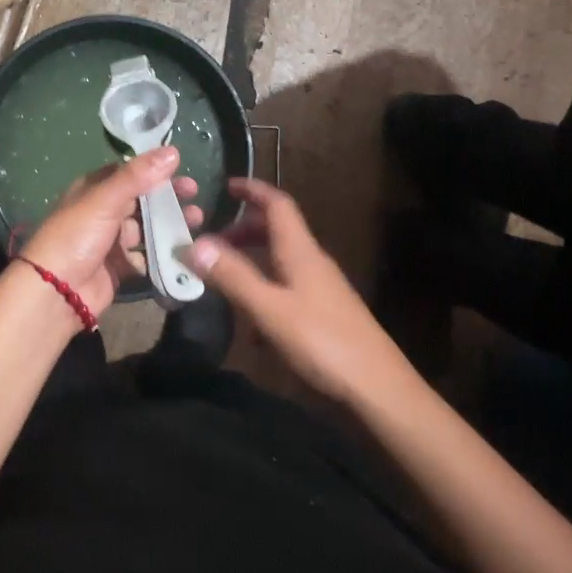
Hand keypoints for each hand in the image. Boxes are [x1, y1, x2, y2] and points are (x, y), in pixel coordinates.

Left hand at [17, 148, 200, 314]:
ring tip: (196, 221)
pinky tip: (184, 251)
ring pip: (145, 229)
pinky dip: (162, 255)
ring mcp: (109, 241)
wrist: (56, 291)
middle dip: (167, 198)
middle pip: (140, 201)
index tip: (182, 170)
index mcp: (92, 190)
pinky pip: (145, 257)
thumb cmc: (76, 237)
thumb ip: (137, 177)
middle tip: (195, 196)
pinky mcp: (118, 267)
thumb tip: (172, 152)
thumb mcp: (104, 200)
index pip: (127, 174)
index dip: (154, 171)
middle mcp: (101, 212)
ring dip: (169, 225)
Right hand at [188, 178, 413, 401]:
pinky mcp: (323, 311)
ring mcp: (320, 287)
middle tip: (211, 239)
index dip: (253, 190)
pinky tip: (248, 310)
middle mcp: (312, 262)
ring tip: (221, 271)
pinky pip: (286, 282)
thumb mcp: (269, 309)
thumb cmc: (323, 342)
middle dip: (243, 227)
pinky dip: (262, 282)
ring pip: (280, 257)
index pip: (277, 205)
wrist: (378, 387)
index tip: (225, 185)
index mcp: (300, 251)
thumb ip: (232, 276)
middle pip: (277, 229)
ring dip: (251, 255)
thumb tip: (194, 243)